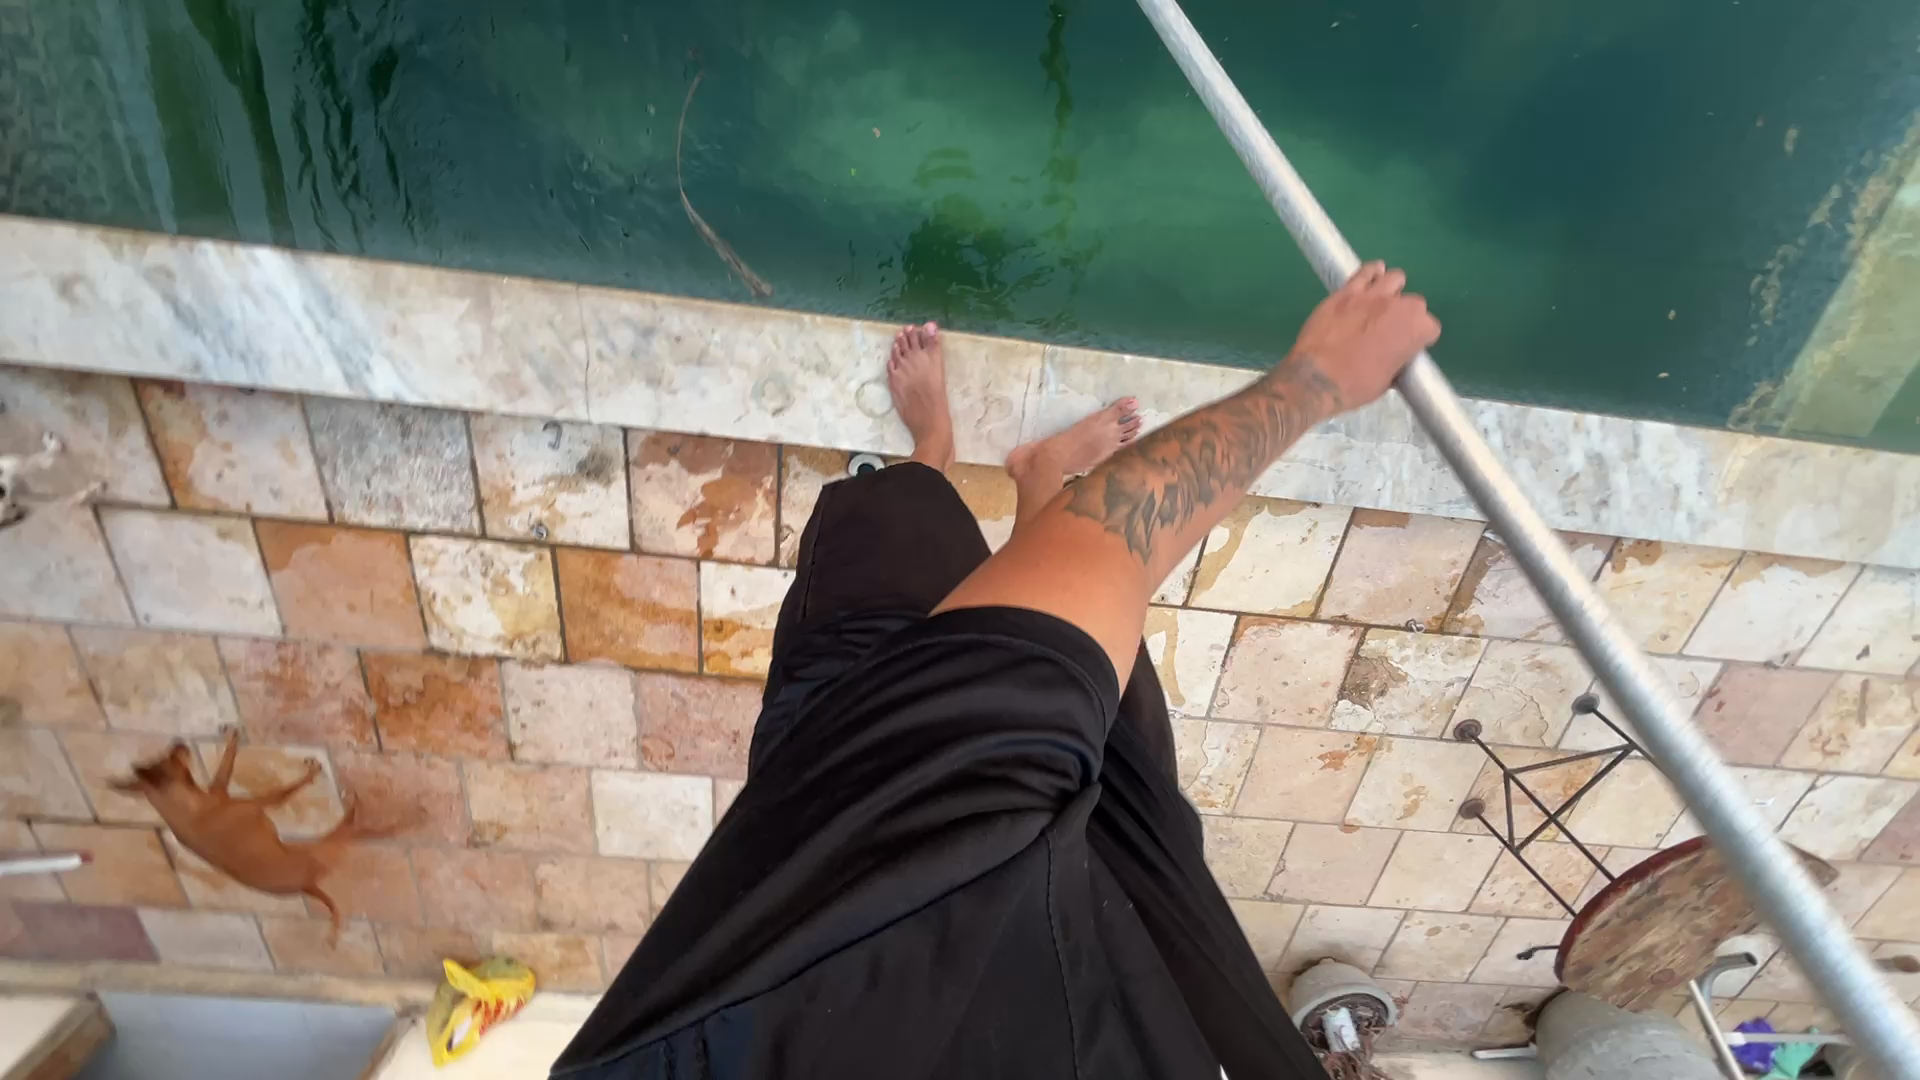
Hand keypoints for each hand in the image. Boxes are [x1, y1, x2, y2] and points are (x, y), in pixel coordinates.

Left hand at [1283, 261, 1439, 413]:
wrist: (1314, 380)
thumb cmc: (1353, 387)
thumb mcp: (1386, 382)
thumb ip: (1397, 361)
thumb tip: (1395, 356)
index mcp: (1416, 330)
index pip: (1429, 328)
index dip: (1418, 338)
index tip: (1406, 346)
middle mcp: (1399, 306)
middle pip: (1413, 304)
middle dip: (1404, 316)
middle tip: (1388, 329)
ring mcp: (1371, 296)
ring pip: (1393, 279)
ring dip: (1391, 290)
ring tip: (1380, 303)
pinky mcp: (1345, 293)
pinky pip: (1364, 272)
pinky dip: (1370, 273)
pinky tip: (1370, 277)